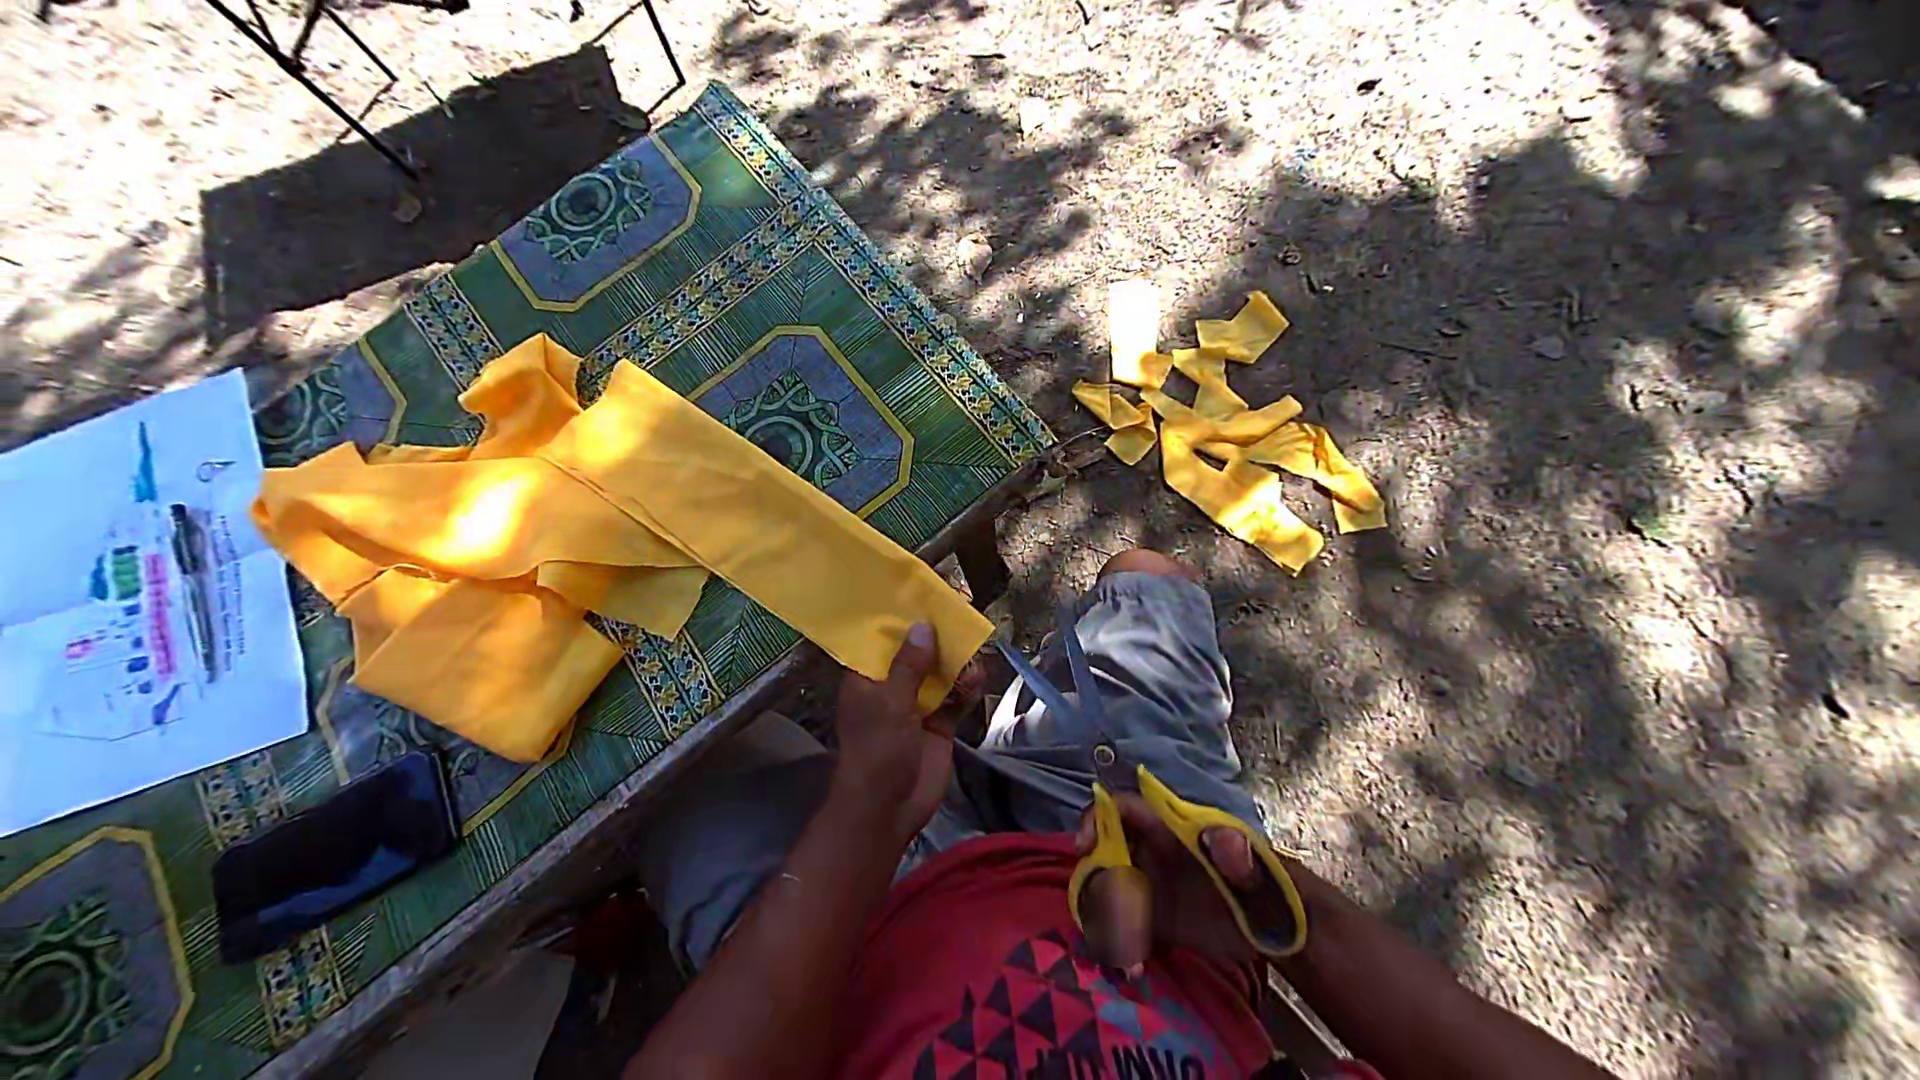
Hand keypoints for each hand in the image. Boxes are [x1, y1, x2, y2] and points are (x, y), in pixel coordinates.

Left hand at [830, 623, 982, 843]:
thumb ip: (909, 665)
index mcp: (867, 679)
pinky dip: (965, 689)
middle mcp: (890, 688)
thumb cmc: (877, 750)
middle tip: (957, 619)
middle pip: (914, 656)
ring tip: (971, 656)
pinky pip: (954, 699)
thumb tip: (923, 627)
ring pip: (937, 676)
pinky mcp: (937, 725)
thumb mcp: (890, 702)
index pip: (879, 642)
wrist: (889, 808)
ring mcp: (915, 707)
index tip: (918, 598)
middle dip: (934, 641)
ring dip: (955, 665)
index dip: (897, 622)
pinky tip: (976, 680)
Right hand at [1074, 793, 1264, 971]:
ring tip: (1128, 950)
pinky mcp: (1151, 920)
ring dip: (1106, 919)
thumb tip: (1222, 839)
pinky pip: (1119, 926)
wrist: (1278, 930)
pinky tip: (1134, 967)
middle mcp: (1149, 851)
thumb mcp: (1258, 868)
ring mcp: (1148, 885)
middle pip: (1103, 851)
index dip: (1097, 818)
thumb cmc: (1267, 886)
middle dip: (1096, 879)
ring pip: (1105, 890)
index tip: (1084, 846)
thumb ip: (1240, 853)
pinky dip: (1118, 946)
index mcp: (1169, 829)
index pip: (1121, 809)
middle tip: (1109, 914)